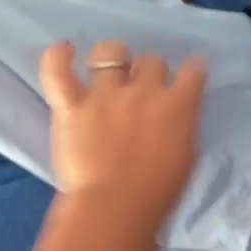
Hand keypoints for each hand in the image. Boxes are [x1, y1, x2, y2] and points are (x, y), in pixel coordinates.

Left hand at [38, 41, 207, 220]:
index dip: (192, 70)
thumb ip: (182, 124)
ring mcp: (105, 95)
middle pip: (152, 61)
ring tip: (112, 65)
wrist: (116, 204)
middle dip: (152, 69)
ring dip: (114, 56)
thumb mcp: (189, 151)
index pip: (193, 72)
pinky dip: (57, 56)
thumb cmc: (162, 186)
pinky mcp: (70, 106)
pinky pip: (58, 72)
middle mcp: (144, 91)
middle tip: (147, 85)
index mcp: (179, 104)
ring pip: (110, 53)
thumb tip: (176, 114)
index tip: (190, 75)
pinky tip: (64, 47)